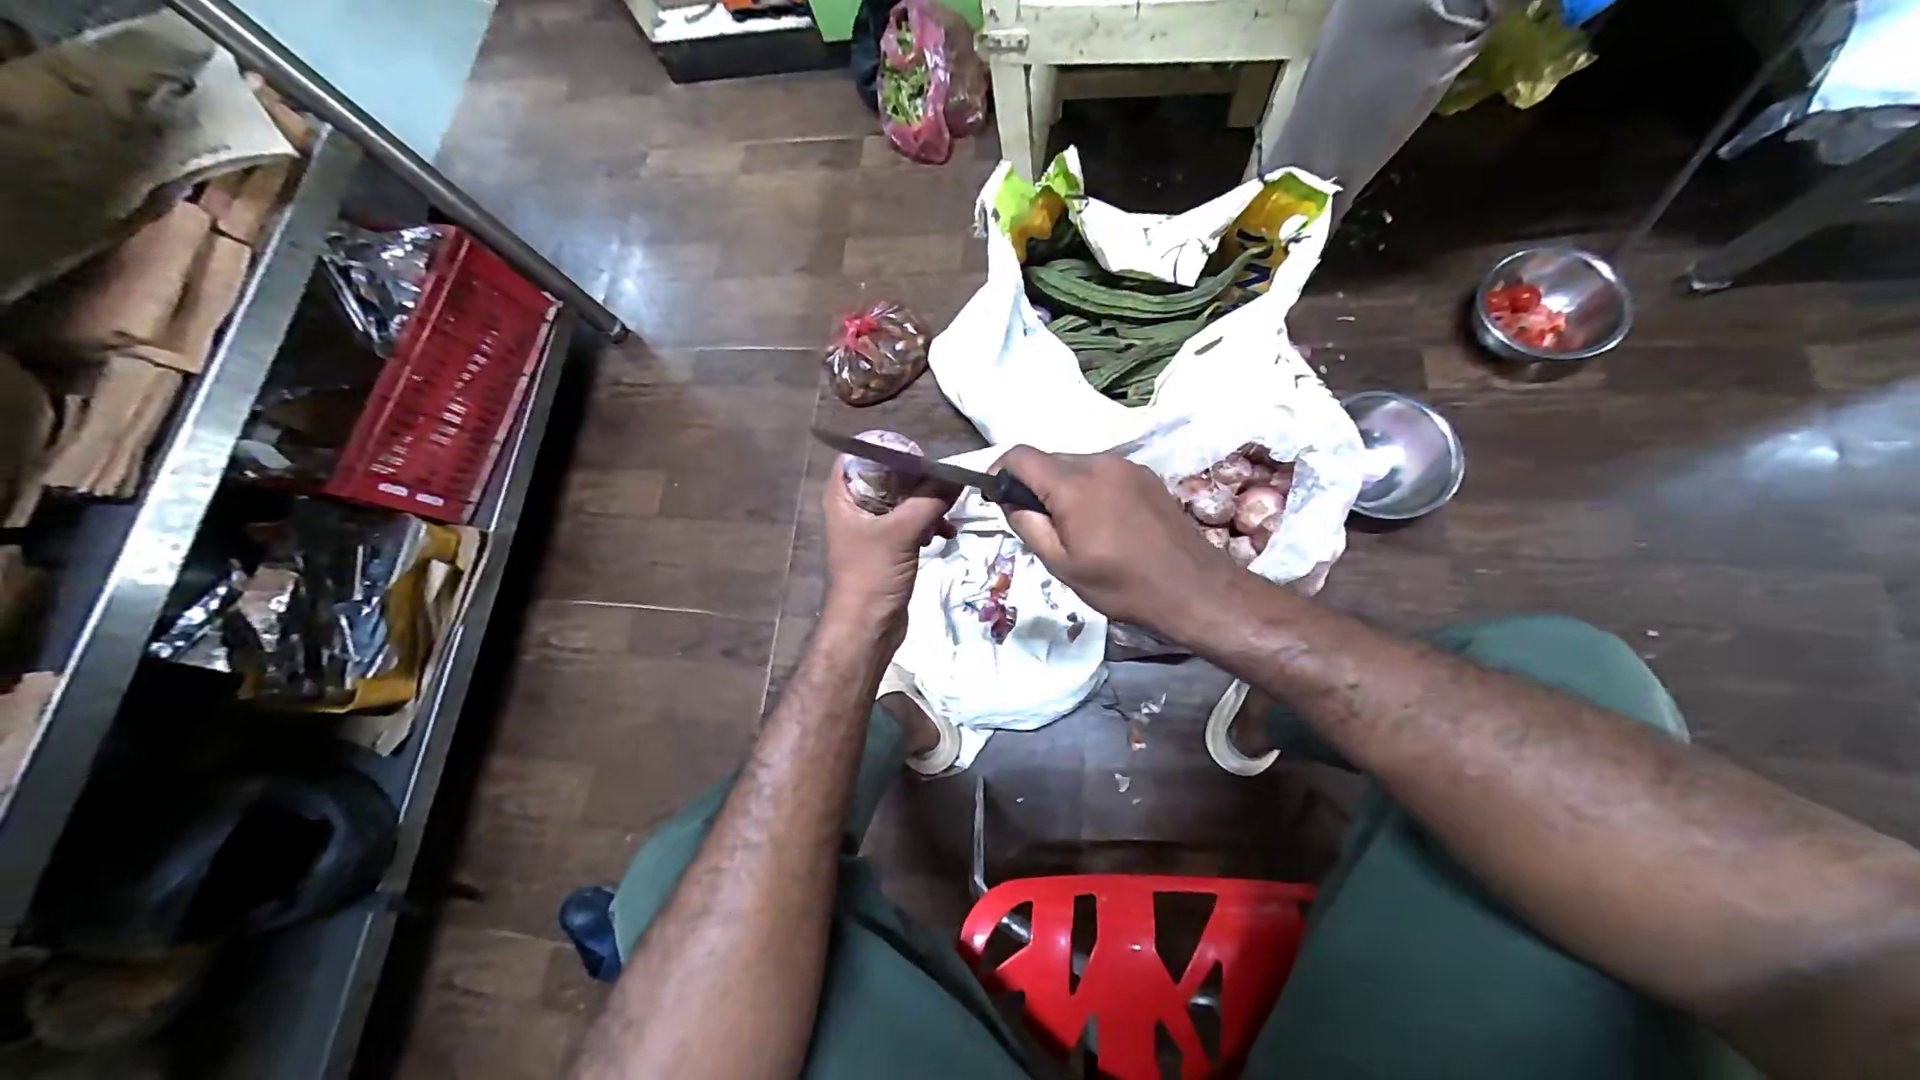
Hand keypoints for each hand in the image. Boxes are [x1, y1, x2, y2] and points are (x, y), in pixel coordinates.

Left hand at [822, 456, 957, 629]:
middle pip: (887, 476)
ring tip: (946, 516)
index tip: (919, 458)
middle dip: (917, 480)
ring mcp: (871, 528)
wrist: (867, 627)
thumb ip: (929, 500)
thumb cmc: (872, 575)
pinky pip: (909, 523)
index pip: (860, 455)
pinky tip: (944, 534)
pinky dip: (926, 524)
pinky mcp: (887, 547)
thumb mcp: (901, 532)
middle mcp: (853, 507)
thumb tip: (957, 477)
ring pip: (902, 500)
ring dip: (926, 504)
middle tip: (942, 484)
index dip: (887, 451)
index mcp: (842, 496)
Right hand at [995, 446, 1238, 638]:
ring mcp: (1127, 466)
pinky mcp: (1146, 475)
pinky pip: (1103, 472)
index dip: (1000, 471)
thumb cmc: (1121, 584)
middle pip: (1049, 460)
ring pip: (1076, 466)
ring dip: (1063, 488)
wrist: (1192, 588)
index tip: (998, 496)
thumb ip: (1028, 525)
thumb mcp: (1062, 565)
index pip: (1021, 455)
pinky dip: (1089, 489)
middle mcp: (1100, 463)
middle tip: (1039, 525)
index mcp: (1074, 485)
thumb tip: (1010, 501)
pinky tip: (1103, 523)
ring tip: (1075, 529)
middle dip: (1034, 485)